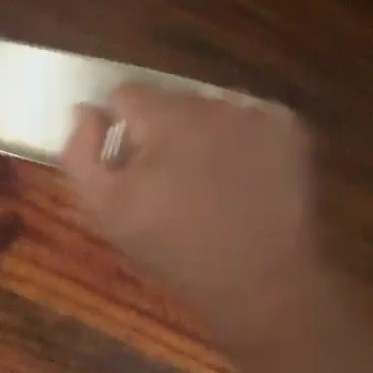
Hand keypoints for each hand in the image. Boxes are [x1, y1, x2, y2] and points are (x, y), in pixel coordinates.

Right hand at [62, 82, 321, 322]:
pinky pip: (250, 120)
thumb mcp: (105, 210)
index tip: (126, 164)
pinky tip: (238, 178)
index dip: (119, 127)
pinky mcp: (291, 130)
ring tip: (205, 181)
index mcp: (166, 116)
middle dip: (161, 131)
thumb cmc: (172, 247)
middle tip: (165, 180)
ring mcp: (258, 113)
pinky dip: (240, 141)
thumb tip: (85, 111)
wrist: (257, 279)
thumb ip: (81, 154)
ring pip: (211, 108)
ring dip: (200, 133)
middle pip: (171, 100)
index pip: (126, 93)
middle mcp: (214, 102)